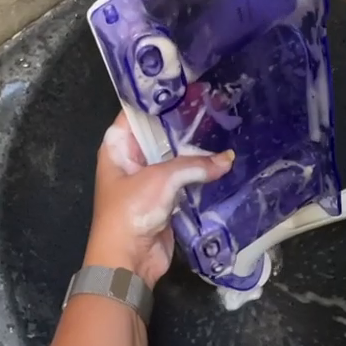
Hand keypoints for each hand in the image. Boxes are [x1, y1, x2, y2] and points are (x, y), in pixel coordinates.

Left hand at [87, 112, 234, 287]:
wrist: (127, 260)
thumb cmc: (132, 211)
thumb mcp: (161, 179)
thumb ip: (195, 165)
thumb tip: (228, 160)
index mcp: (118, 146)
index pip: (138, 112)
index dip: (160, 99)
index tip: (189, 86)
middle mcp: (131, 160)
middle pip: (159, 135)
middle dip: (184, 126)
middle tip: (215, 106)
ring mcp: (148, 182)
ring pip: (174, 159)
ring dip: (195, 152)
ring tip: (224, 130)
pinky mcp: (164, 202)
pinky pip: (184, 183)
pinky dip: (199, 176)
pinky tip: (221, 163)